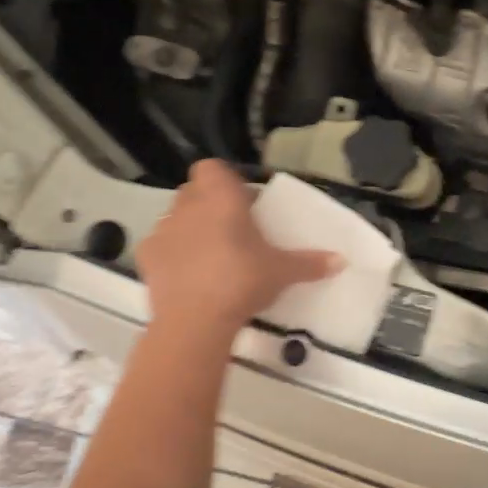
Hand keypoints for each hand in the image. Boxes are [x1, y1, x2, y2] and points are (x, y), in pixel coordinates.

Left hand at [138, 159, 342, 338]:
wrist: (194, 320)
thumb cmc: (242, 280)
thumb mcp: (282, 271)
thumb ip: (310, 263)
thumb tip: (341, 261)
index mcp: (221, 198)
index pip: (212, 167)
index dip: (224, 179)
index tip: (242, 200)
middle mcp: (188, 206)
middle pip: (193, 190)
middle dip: (209, 202)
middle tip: (232, 226)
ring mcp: (163, 230)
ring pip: (175, 216)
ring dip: (190, 227)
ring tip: (211, 252)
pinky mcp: (146, 257)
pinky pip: (160, 244)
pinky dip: (173, 253)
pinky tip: (188, 273)